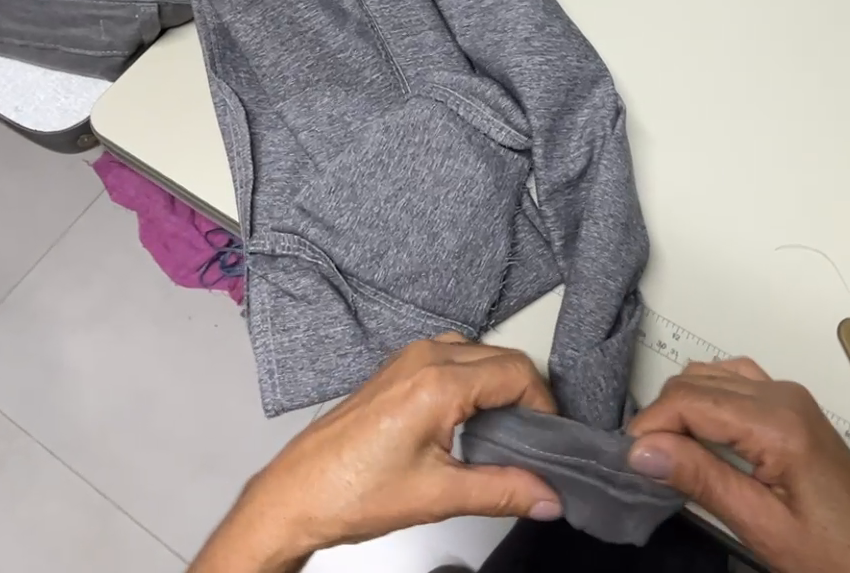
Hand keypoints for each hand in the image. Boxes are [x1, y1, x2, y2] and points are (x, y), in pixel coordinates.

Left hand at [190, 333, 563, 572]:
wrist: (298, 492)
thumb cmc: (357, 492)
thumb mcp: (439, 496)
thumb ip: (503, 490)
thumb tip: (550, 497)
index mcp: (439, 381)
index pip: (516, 373)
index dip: (544, 405)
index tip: (551, 440)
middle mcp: (426, 355)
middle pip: (501, 356)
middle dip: (527, 392)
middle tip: (537, 439)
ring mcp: (409, 356)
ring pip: (477, 351)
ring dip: (499, 381)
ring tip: (507, 429)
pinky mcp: (398, 366)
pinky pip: (452, 354)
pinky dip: (474, 376)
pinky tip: (471, 415)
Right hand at [627, 358, 849, 572]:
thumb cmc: (836, 560)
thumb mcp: (764, 528)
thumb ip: (701, 480)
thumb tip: (639, 450)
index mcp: (776, 421)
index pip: (690, 400)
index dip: (651, 424)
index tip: (626, 459)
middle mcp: (782, 394)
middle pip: (697, 380)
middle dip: (662, 414)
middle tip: (642, 461)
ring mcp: (790, 396)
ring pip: (713, 373)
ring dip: (683, 402)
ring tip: (667, 450)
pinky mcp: (795, 407)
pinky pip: (736, 380)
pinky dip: (708, 396)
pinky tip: (702, 431)